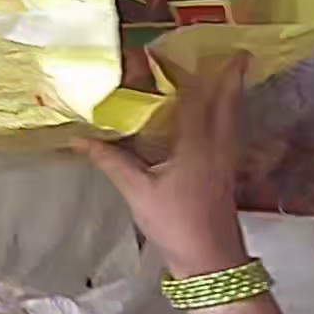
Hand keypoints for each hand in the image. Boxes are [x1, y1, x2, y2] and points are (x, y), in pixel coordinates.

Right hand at [75, 54, 249, 277]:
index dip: (178, 73)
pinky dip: (228, 116)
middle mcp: (218, 147)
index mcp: (197, 146)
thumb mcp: (137, 191)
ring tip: (232, 76)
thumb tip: (79, 139)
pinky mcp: (226, 174)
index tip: (164, 54)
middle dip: (230, 77)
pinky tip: (220, 119)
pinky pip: (230, 133)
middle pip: (228, 103)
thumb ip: (111, 161)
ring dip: (232, 94)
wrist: (211, 261)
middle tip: (234, 52)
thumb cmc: (174, 224)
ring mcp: (227, 161)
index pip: (191, 98)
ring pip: (234, 118)